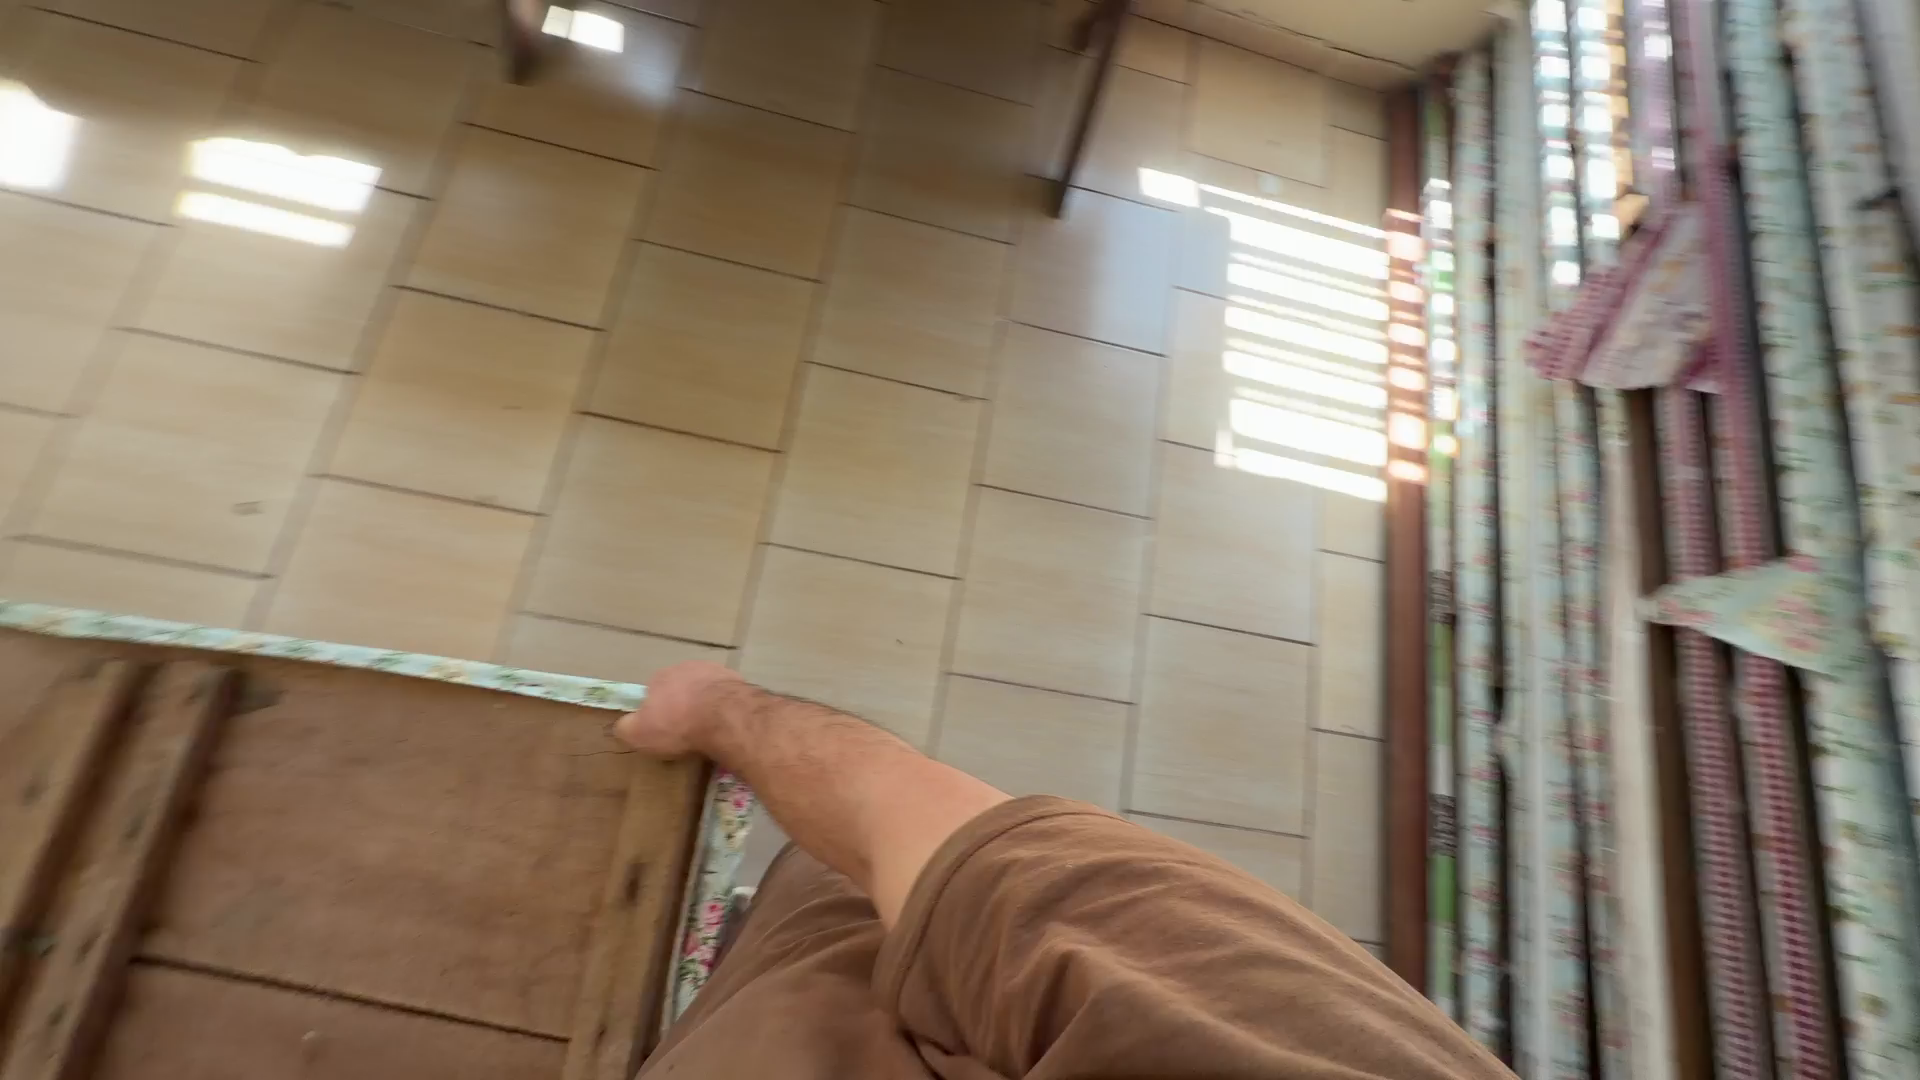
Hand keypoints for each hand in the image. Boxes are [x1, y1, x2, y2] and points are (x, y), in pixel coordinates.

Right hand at [615, 661, 741, 756]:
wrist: (723, 716)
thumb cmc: (676, 725)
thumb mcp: (638, 734)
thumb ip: (626, 727)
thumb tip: (623, 725)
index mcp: (661, 677)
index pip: (654, 690)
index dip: (658, 710)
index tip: (664, 727)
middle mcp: (688, 667)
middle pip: (682, 687)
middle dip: (683, 704)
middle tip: (687, 728)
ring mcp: (716, 671)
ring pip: (706, 688)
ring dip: (707, 703)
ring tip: (709, 726)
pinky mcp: (738, 680)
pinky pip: (728, 694)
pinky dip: (726, 706)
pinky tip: (727, 721)